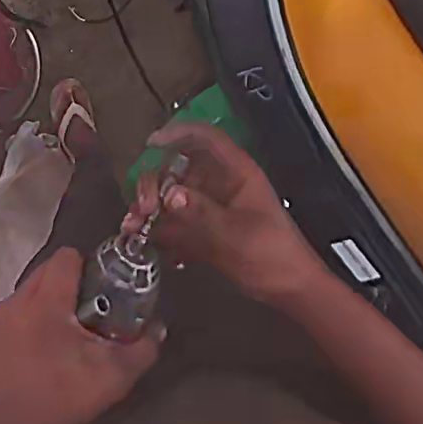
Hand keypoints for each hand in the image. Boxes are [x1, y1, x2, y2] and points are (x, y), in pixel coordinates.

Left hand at [0, 248, 161, 423]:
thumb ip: (143, 347)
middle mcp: (18, 300)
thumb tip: (158, 327)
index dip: (86, 266)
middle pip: (47, 268)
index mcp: (46, 302)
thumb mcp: (115, 374)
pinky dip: (31, 313)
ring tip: (66, 325)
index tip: (100, 287)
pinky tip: (42, 340)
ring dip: (49, 296)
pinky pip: (16, 306)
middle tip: (88, 306)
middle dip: (69, 279)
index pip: (66, 257)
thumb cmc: (68, 398)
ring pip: (31, 286)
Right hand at [127, 121, 329, 305]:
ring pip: (170, 196)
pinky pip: (174, 222)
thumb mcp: (235, 233)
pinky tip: (144, 244)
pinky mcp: (203, 230)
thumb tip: (168, 194)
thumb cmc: (271, 254)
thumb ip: (201, 212)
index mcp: (234, 172)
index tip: (151, 144)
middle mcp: (217, 183)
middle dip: (154, 183)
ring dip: (148, 210)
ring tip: (132, 229)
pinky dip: (158, 231)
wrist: (290, 290)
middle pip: (177, 168)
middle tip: (143, 208)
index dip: (178, 133)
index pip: (205, 138)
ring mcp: (209, 206)